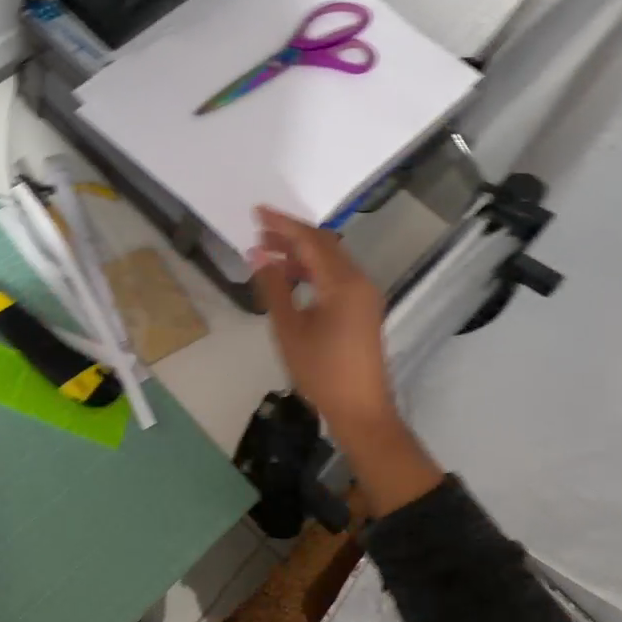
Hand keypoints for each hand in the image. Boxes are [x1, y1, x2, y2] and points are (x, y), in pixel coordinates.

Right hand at [252, 207, 441, 515]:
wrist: (360, 409)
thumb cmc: (321, 371)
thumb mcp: (288, 328)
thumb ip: (273, 286)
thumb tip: (258, 254)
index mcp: (343, 284)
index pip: (311, 241)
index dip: (283, 224)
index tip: (257, 212)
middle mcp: (359, 282)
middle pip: (324, 245)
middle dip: (291, 236)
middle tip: (258, 232)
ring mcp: (364, 295)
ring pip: (330, 260)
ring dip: (300, 253)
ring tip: (268, 253)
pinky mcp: (362, 308)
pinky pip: (335, 276)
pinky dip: (312, 269)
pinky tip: (289, 277)